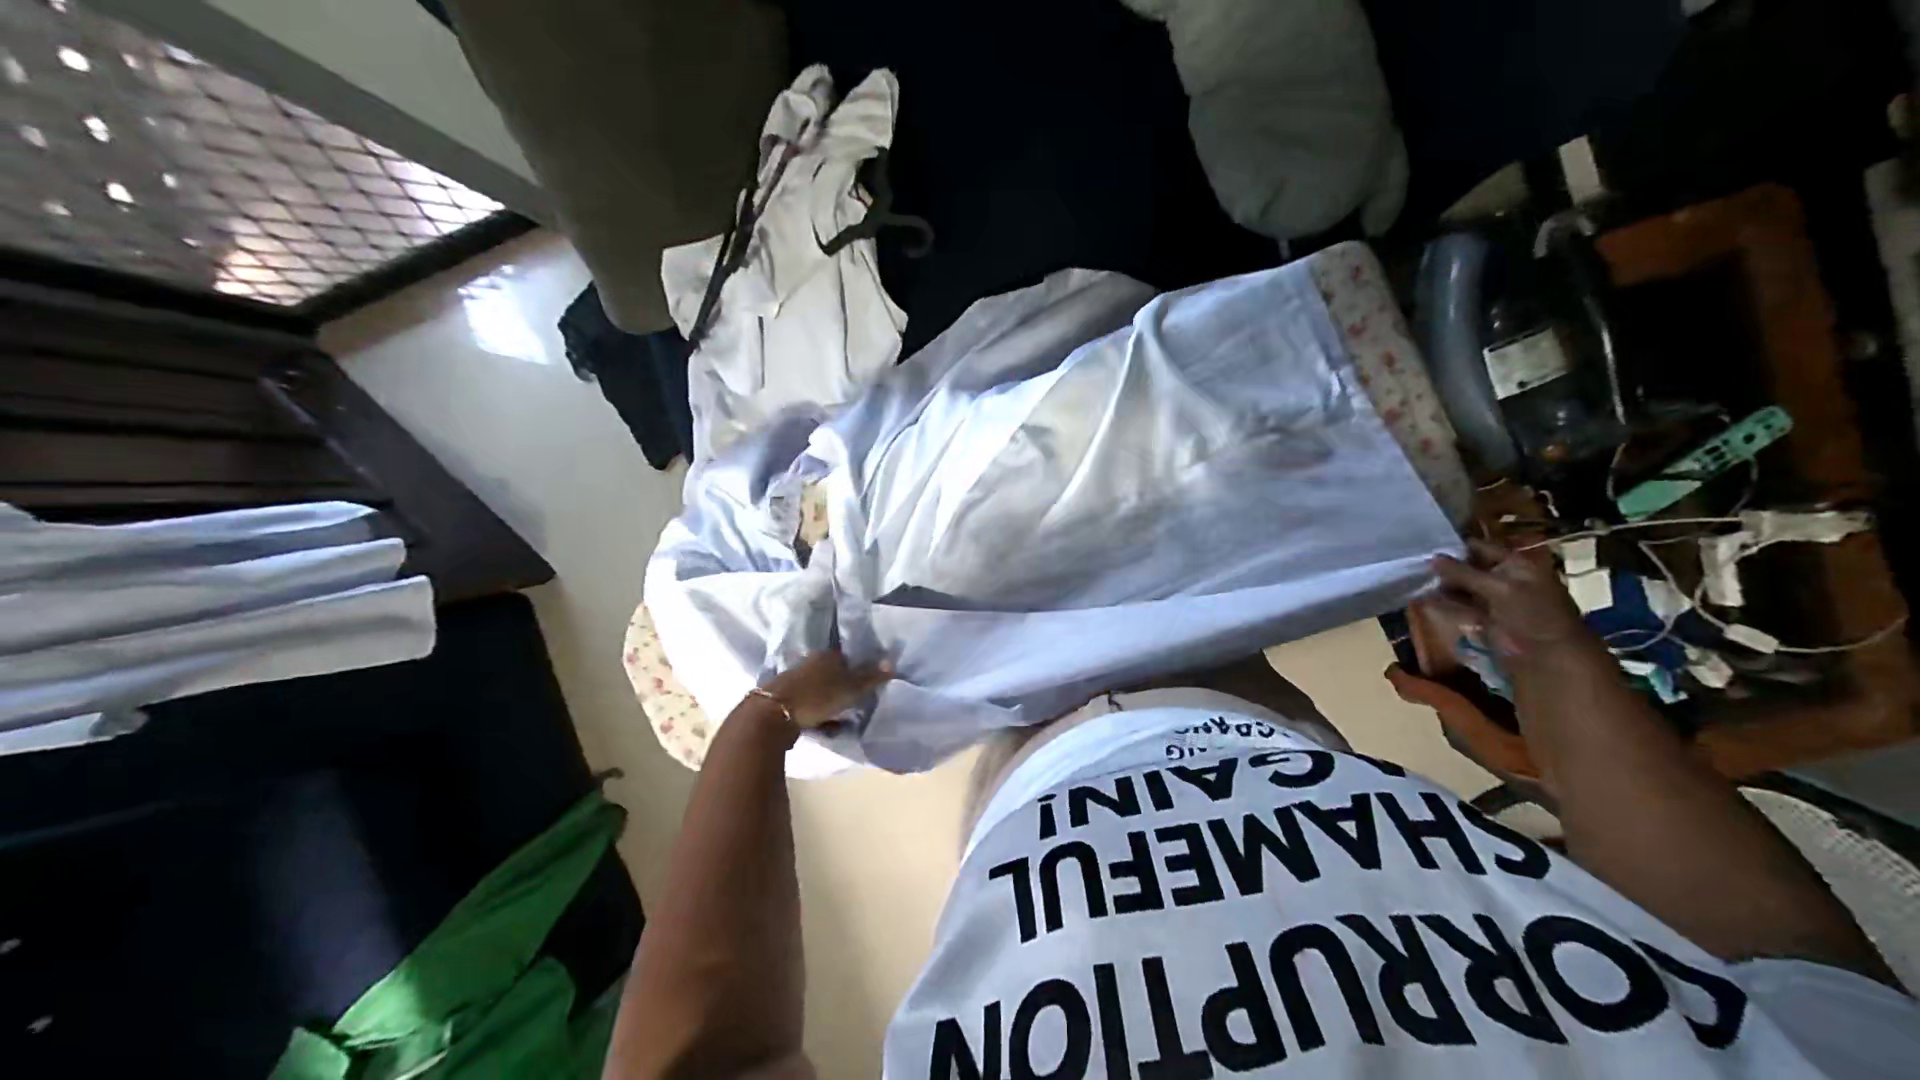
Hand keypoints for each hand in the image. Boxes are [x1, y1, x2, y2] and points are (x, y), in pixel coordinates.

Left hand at [757, 649, 893, 729]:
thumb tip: (892, 660)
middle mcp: (808, 664)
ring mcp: (794, 683)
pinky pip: (809, 707)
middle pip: (832, 674)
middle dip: (844, 687)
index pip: (846, 656)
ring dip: (831, 703)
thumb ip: (871, 676)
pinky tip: (827, 728)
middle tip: (857, 702)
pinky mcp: (784, 702)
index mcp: (825, 655)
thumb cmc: (817, 697)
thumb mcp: (850, 688)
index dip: (858, 668)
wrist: (772, 716)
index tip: (867, 683)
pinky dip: (819, 716)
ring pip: (820, 691)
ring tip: (844, 718)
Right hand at [1429, 539, 1601, 662]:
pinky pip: (1459, 605)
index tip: (1424, 547)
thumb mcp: (1499, 589)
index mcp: (1514, 564)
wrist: (1549, 655)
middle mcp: (1502, 577)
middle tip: (1414, 565)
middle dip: (1444, 567)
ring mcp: (1491, 598)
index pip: (1479, 548)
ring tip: (1415, 581)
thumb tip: (1431, 558)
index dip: (1454, 547)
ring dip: (1441, 585)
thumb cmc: (1532, 614)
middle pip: (1467, 566)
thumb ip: (1464, 573)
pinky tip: (1423, 599)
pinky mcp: (1482, 616)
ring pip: (1461, 586)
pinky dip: (1443, 602)